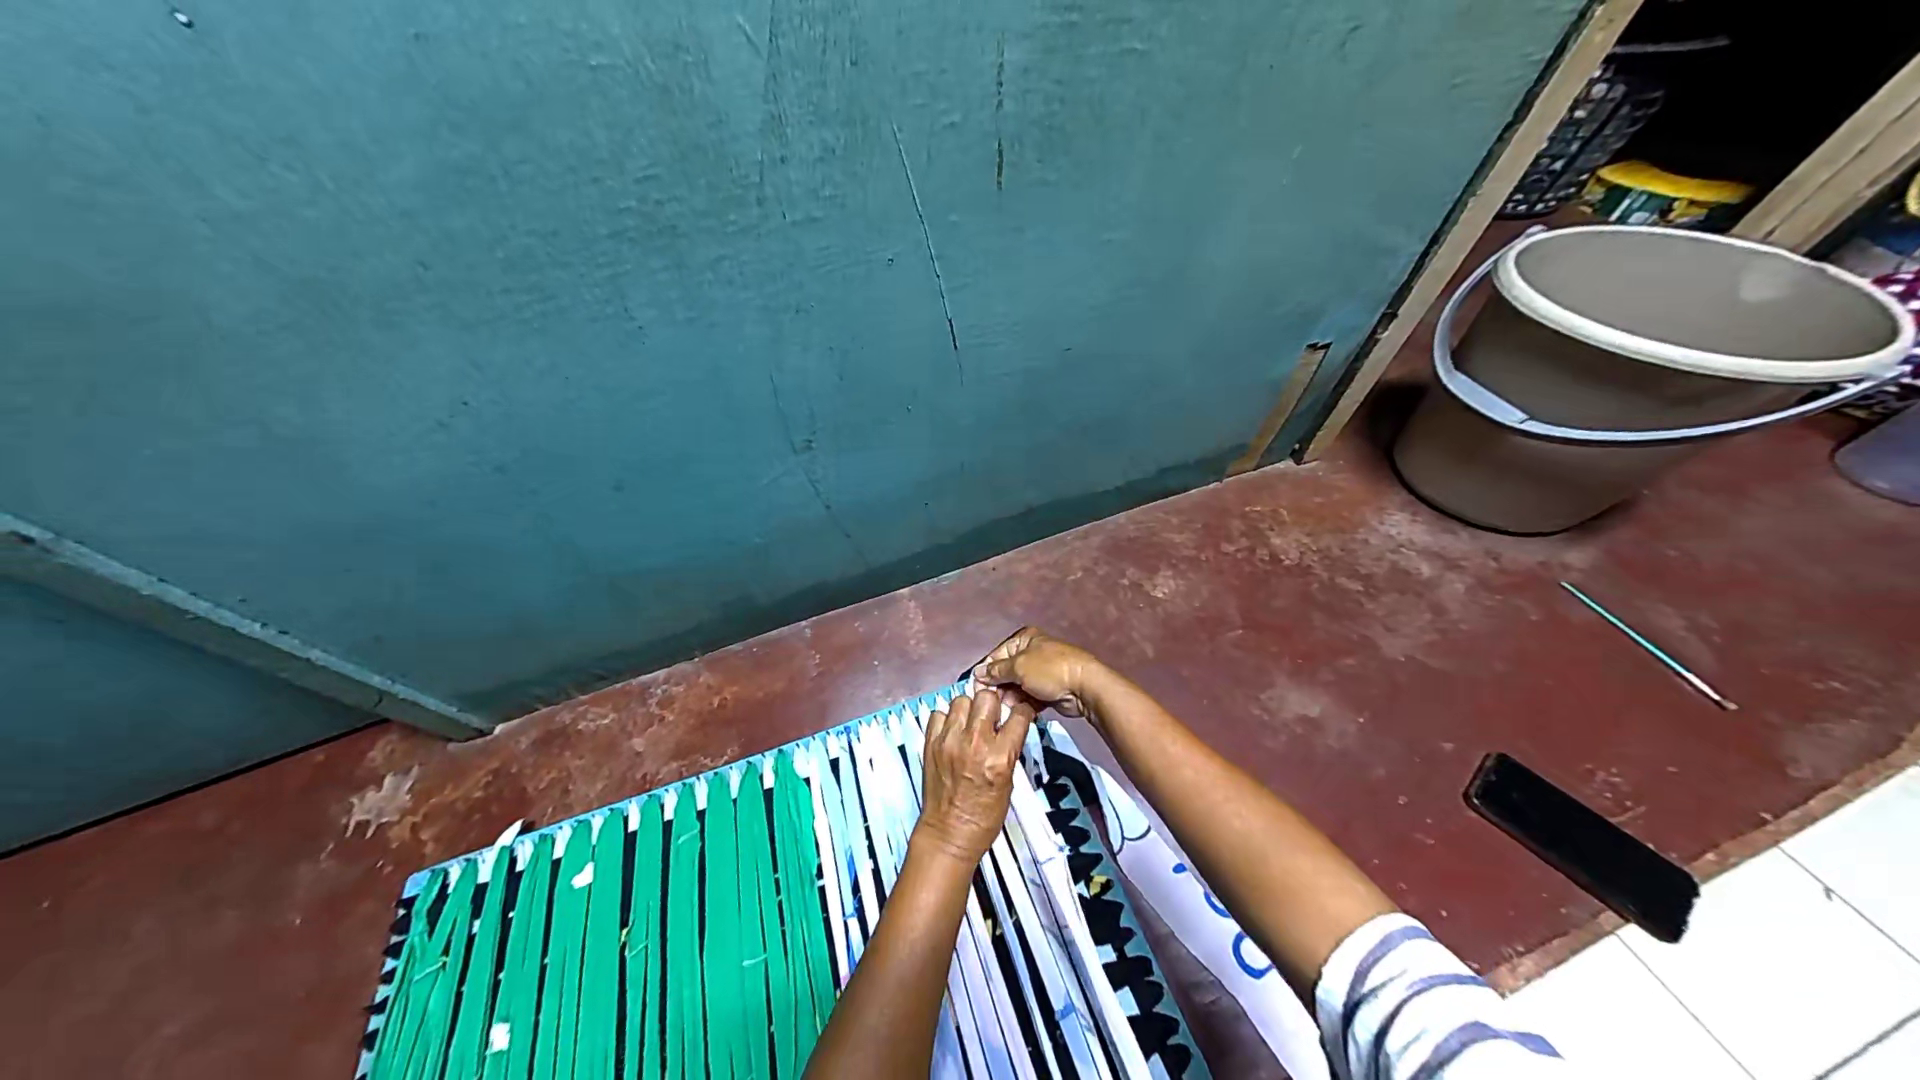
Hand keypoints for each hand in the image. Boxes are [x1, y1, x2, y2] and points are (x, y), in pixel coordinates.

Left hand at [914, 689, 1034, 864]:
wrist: (949, 833)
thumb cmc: (981, 816)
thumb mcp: (1009, 781)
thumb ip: (1007, 749)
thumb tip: (1007, 728)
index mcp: (999, 757)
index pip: (1017, 715)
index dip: (1021, 710)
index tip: (1019, 711)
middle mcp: (974, 743)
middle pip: (986, 697)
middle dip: (992, 704)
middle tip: (991, 716)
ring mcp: (949, 741)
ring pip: (960, 700)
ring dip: (968, 709)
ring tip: (970, 724)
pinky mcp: (931, 743)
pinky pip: (938, 714)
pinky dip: (946, 719)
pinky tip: (953, 732)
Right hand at [970, 627, 1101, 717]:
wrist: (1084, 687)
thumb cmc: (1050, 670)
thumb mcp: (1018, 667)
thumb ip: (996, 671)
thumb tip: (977, 673)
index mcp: (1023, 639)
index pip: (996, 655)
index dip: (986, 672)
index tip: (977, 689)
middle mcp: (1031, 653)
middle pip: (1005, 672)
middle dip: (999, 687)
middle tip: (993, 701)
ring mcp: (1040, 672)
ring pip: (1016, 687)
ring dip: (1011, 697)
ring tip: (1008, 707)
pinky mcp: (1047, 689)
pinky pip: (1028, 696)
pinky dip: (1023, 703)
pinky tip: (1019, 710)